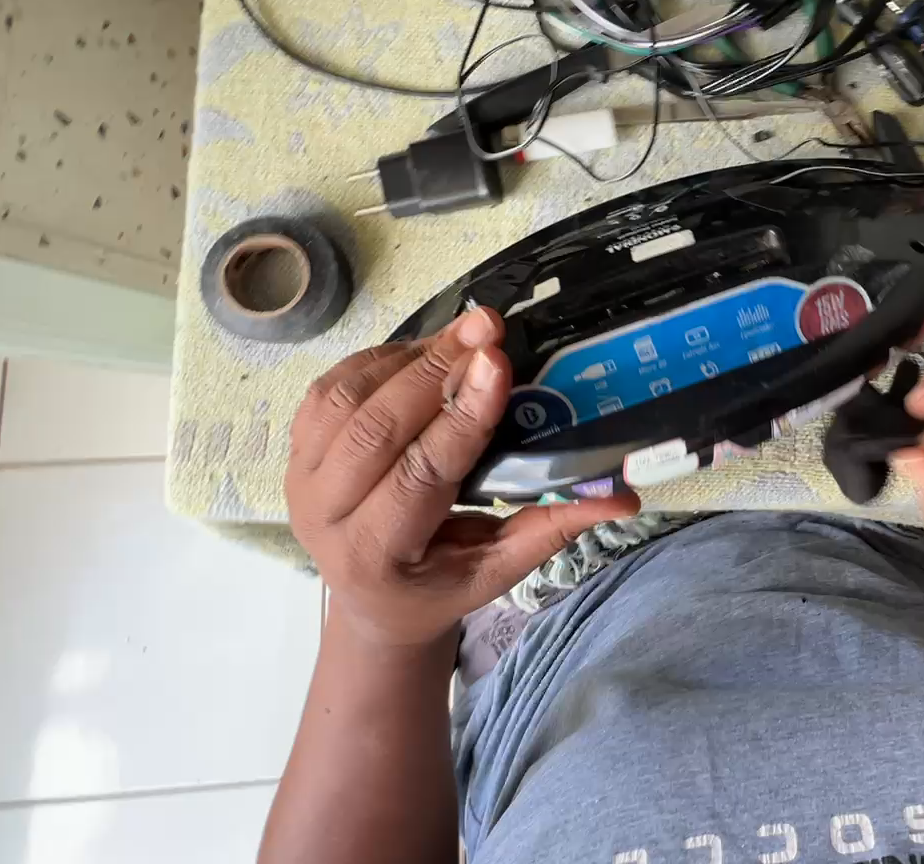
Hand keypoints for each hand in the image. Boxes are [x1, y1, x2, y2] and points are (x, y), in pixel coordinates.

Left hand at [285, 308, 638, 648]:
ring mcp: (299, 475)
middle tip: (489, 325)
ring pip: (348, 396)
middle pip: (375, 427)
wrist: (373, 597)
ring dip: (411, 356)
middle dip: (436, 368)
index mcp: (377, 553)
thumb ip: (555, 527)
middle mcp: (323, 513)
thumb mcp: (500, 569)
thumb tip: (626, 498)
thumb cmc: (443, 584)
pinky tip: (428, 348)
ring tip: (467, 331)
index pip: (418, 475)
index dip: (459, 417)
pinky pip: (334, 385)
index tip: (497, 362)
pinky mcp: (297, 445)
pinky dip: (382, 358)